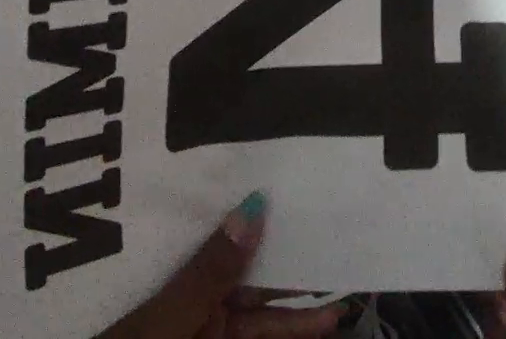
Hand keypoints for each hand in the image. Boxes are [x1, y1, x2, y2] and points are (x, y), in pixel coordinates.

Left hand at [96, 192, 342, 338]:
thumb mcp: (162, 322)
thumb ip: (209, 273)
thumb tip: (254, 206)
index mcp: (162, 273)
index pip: (214, 231)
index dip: (251, 209)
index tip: (292, 183)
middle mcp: (185, 296)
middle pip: (243, 265)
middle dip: (287, 249)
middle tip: (335, 221)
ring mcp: (204, 326)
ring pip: (260, 304)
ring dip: (301, 295)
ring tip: (343, 271)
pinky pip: (261, 333)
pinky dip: (294, 327)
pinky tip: (326, 317)